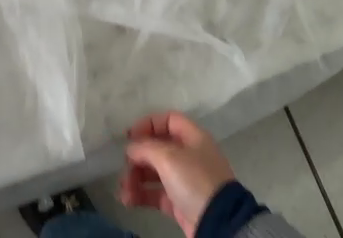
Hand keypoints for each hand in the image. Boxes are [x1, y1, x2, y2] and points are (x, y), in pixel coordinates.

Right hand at [119, 112, 235, 236]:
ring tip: (124, 191)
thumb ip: (146, 148)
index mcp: (193, 137)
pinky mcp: (180, 202)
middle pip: (157, 148)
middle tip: (125, 167)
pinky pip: (156, 193)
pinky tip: (128, 200)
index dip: (148, 124)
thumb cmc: (194, 180)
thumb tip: (131, 148)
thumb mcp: (169, 157)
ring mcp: (184, 180)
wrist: (218, 221)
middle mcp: (189, 156)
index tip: (129, 136)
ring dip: (135, 179)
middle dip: (138, 158)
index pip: (168, 120)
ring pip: (154, 173)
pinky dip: (141, 195)